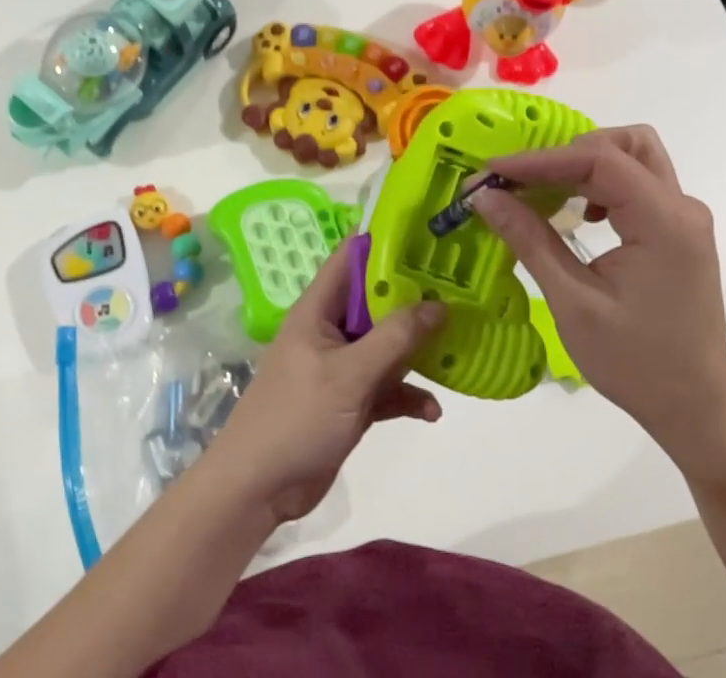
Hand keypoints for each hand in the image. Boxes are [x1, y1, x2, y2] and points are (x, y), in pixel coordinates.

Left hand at [204, 240, 446, 523]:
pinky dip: (408, 396)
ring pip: (387, 347)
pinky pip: (386, 388)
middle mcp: (329, 332)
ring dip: (419, 353)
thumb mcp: (350, 374)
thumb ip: (395, 338)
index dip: (387, 243)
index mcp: (317, 311)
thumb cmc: (297, 417)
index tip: (432, 238)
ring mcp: (340, 368)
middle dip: (417, 300)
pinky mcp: (349, 402)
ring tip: (460, 351)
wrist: (259, 487)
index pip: (351, 259)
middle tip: (466, 292)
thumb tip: (440, 304)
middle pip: (377, 303)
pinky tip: (432, 412)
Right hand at [474, 126, 725, 456]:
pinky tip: (576, 218)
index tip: (490, 175)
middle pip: (624, 145)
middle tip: (519, 182)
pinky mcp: (678, 235)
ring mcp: (684, 221)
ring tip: (542, 195)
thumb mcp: (573, 302)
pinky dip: (601, 187)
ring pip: (634, 159)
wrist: (694, 407)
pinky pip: (637, 187)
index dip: (539, 160)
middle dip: (565, 153)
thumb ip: (530, 240)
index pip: (598, 159)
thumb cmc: (634, 362)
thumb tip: (485, 198)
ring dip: (585, 166)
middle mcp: (682, 208)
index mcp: (663, 221)